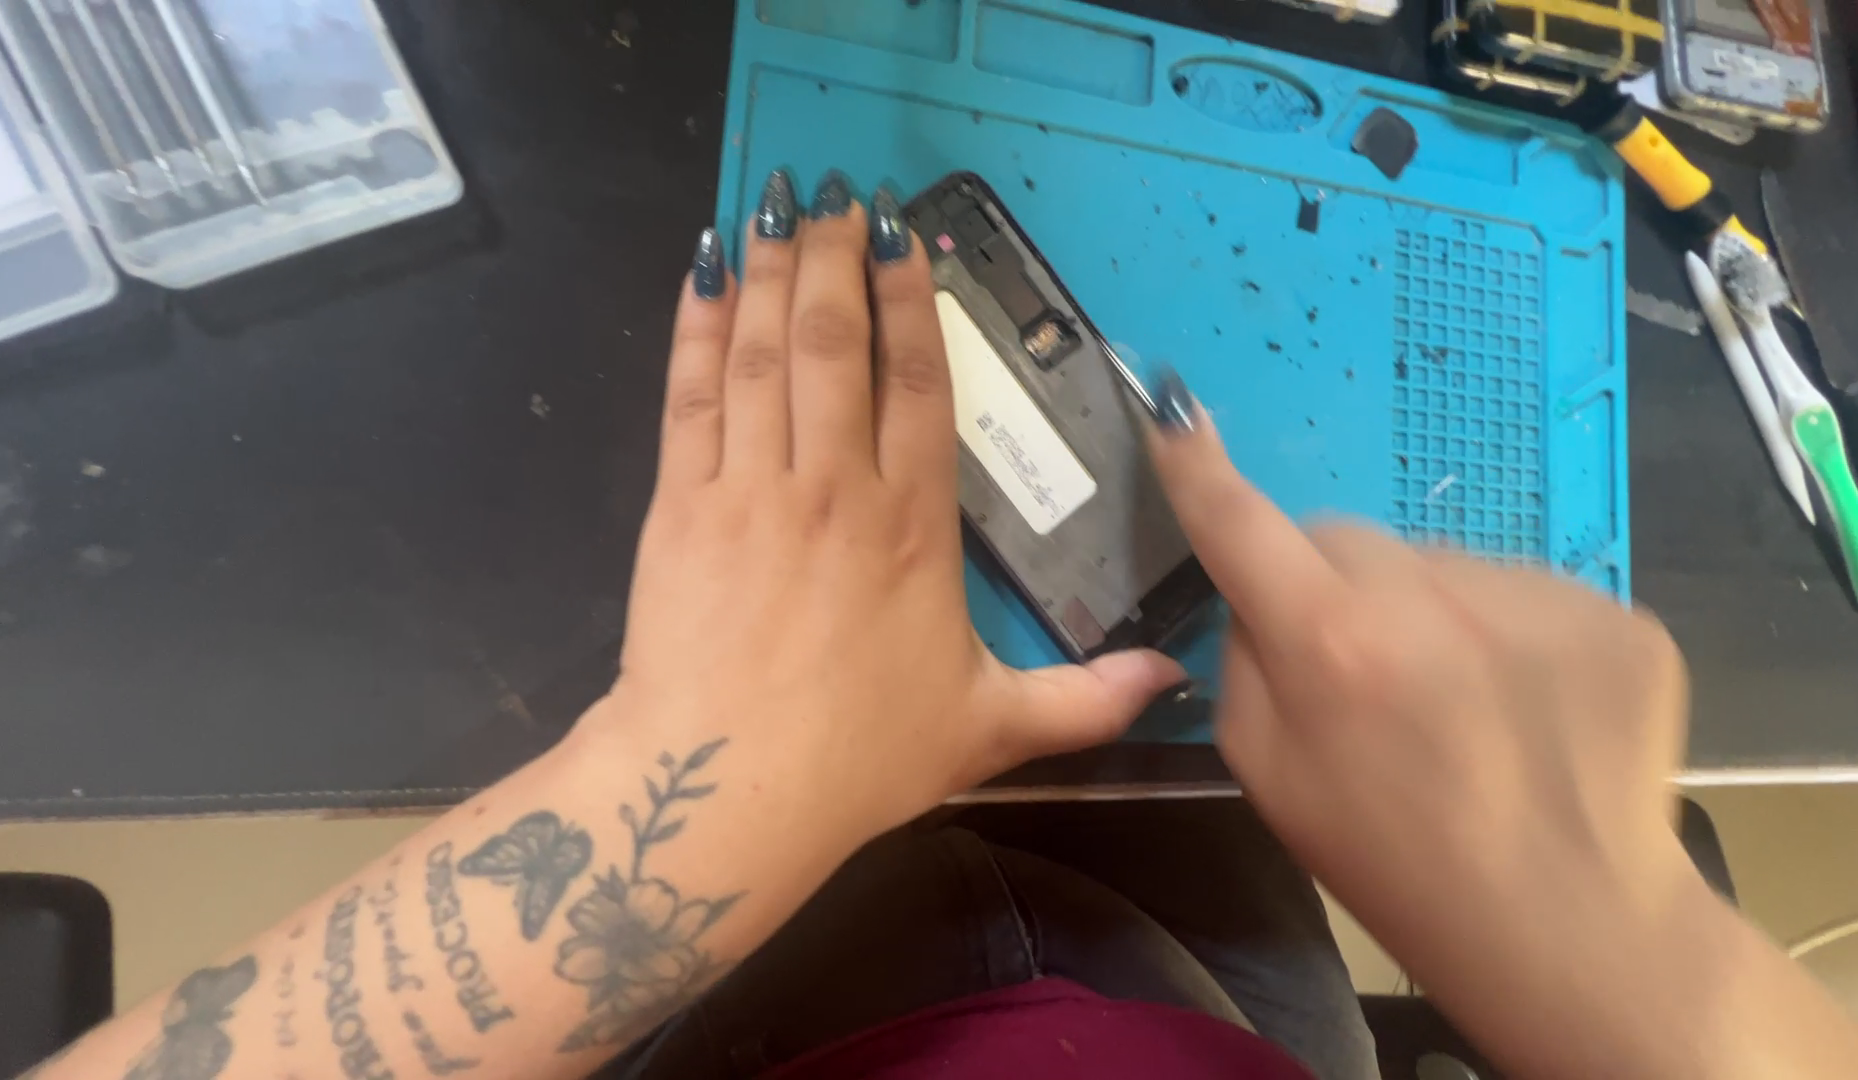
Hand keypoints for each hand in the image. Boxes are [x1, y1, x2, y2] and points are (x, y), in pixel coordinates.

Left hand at [586, 171, 1182, 849]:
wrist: (727, 791)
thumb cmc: (861, 758)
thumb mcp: (990, 731)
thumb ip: (1087, 701)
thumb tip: (1175, 682)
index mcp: (914, 528)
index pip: (918, 388)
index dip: (911, 306)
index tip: (904, 243)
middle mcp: (836, 489)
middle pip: (838, 347)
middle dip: (838, 262)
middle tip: (838, 198)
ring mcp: (752, 490)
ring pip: (766, 355)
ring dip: (777, 275)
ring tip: (781, 208)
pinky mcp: (682, 505)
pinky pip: (691, 396)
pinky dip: (698, 328)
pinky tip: (707, 272)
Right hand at [1143, 370, 1697, 1075]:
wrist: (1564, 922)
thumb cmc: (1377, 849)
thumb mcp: (1259, 763)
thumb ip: (1240, 654)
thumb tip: (1258, 592)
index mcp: (1327, 644)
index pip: (1238, 524)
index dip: (1197, 467)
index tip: (1172, 412)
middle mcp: (1427, 599)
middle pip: (1339, 534)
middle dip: (1322, 577)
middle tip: (1347, 660)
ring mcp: (1532, 596)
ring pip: (1426, 558)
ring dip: (1412, 602)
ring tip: (1442, 690)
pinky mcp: (1611, 611)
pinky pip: (1507, 583)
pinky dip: (1489, 622)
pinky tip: (1508, 693)